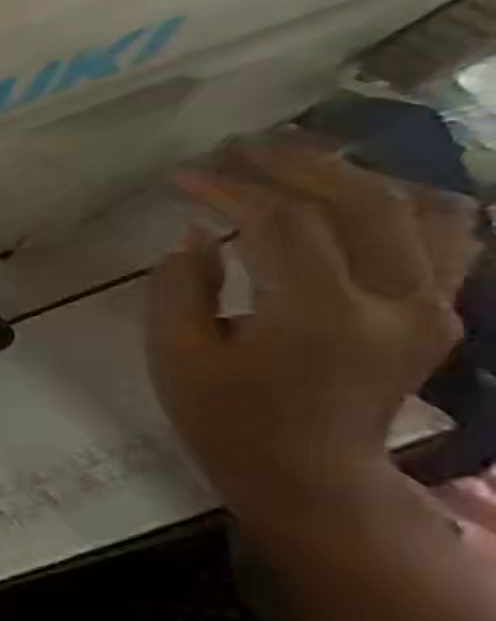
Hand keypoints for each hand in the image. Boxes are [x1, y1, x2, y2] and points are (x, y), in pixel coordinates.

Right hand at [148, 137, 479, 500]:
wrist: (304, 472)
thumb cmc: (223, 417)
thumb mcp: (175, 356)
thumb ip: (181, 288)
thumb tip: (198, 231)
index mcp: (318, 317)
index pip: (282, 225)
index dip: (232, 190)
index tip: (186, 177)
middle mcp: (395, 302)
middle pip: (361, 203)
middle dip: (296, 165)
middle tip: (241, 148)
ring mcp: (433, 305)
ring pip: (420, 209)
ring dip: (357, 175)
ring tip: (302, 162)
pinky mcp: (440, 310)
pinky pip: (445, 235)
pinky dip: (403, 202)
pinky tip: (360, 195)